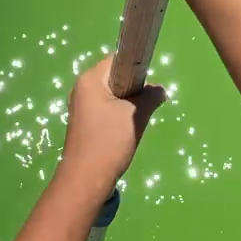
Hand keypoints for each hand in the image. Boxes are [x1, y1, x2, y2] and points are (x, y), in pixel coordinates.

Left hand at [59, 57, 164, 191]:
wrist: (85, 180)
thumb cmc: (109, 141)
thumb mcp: (135, 116)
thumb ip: (150, 97)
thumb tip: (159, 90)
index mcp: (90, 79)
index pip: (117, 60)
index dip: (136, 68)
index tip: (148, 84)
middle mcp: (81, 88)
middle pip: (115, 77)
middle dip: (133, 89)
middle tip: (144, 105)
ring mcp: (80, 106)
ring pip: (112, 95)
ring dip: (127, 105)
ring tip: (135, 121)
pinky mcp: (83, 122)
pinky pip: (106, 109)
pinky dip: (118, 115)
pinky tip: (125, 131)